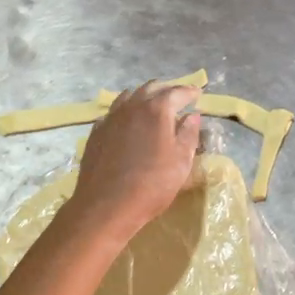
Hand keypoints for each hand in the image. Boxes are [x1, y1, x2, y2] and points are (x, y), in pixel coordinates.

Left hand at [65, 82, 202, 245]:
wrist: (106, 206)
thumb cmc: (152, 184)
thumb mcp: (181, 162)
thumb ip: (189, 134)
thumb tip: (192, 116)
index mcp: (157, 109)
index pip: (177, 92)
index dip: (189, 91)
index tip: (198, 93)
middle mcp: (132, 106)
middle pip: (151, 88)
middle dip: (167, 89)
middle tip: (178, 96)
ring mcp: (111, 117)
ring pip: (129, 96)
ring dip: (144, 96)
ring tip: (153, 104)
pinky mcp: (97, 131)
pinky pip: (114, 112)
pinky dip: (126, 111)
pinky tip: (128, 122)